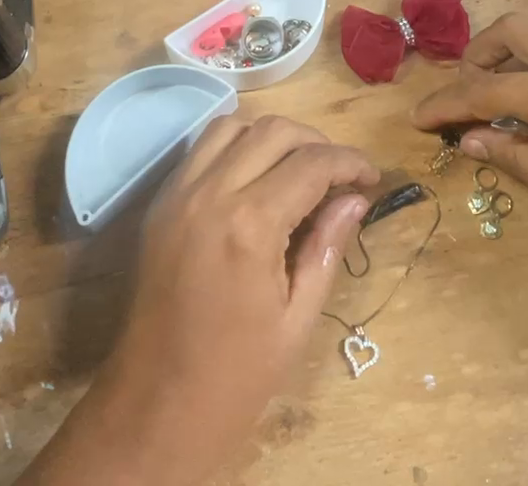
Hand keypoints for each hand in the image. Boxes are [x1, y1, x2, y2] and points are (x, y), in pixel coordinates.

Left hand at [23, 115, 376, 485]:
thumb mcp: (298, 318)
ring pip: (232, 126)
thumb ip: (327, 246)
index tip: (372, 177)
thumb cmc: (237, 374)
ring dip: (272, 137)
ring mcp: (177, 193)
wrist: (156, 402)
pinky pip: (200, 149)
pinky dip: (235, 146)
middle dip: (316, 143)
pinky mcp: (159, 202)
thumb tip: (356, 197)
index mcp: (250, 225)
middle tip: (340, 176)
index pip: (312, 163)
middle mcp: (210, 193)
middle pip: (273, 130)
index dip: (351, 162)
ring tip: (298, 170)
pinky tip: (256, 178)